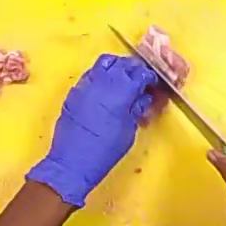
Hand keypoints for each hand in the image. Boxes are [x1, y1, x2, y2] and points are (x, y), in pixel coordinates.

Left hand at [27, 53, 157, 206]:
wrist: (72, 162)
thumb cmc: (106, 150)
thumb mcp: (129, 130)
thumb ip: (136, 109)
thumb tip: (143, 98)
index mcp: (120, 90)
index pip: (140, 73)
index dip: (149, 77)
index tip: (153, 84)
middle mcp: (102, 81)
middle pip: (121, 63)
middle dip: (133, 68)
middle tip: (140, 80)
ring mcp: (85, 85)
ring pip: (103, 64)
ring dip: (116, 68)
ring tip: (122, 82)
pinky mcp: (73, 92)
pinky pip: (90, 75)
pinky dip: (101, 77)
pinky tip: (105, 91)